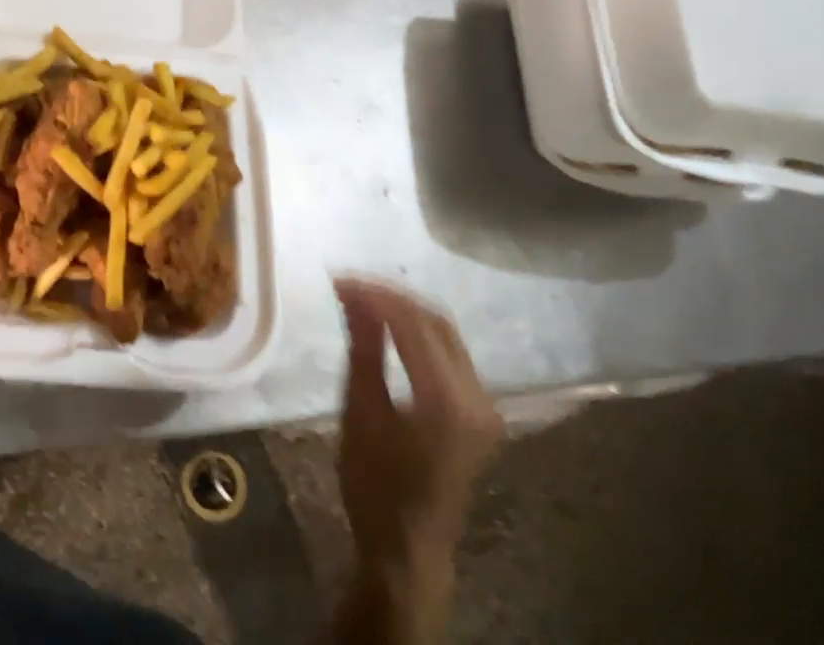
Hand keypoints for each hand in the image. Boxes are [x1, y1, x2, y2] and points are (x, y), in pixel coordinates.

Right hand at [335, 277, 502, 564]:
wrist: (408, 544)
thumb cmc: (373, 485)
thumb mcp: (360, 413)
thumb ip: (363, 351)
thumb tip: (354, 298)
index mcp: (447, 400)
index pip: (415, 325)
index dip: (377, 295)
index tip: (337, 280)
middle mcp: (479, 396)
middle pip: (439, 324)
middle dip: (393, 297)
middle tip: (348, 285)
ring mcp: (486, 405)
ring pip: (448, 337)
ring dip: (407, 313)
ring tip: (363, 300)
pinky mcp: (480, 412)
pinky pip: (452, 357)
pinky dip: (420, 336)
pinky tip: (390, 330)